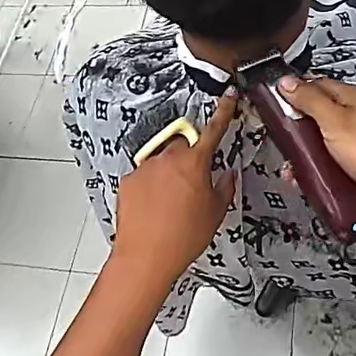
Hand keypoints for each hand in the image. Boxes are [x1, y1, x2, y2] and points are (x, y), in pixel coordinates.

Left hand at [111, 91, 238, 288]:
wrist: (145, 258)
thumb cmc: (182, 237)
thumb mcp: (216, 211)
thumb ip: (224, 186)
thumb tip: (227, 175)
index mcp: (194, 162)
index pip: (213, 129)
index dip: (223, 111)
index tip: (228, 97)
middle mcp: (168, 159)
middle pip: (185, 145)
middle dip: (192, 156)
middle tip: (197, 179)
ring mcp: (145, 168)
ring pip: (163, 160)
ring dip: (171, 172)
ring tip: (174, 201)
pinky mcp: (128, 181)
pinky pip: (145, 175)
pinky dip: (152, 185)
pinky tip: (157, 206)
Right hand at [274, 75, 355, 207]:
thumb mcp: (334, 120)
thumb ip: (309, 99)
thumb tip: (287, 82)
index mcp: (350, 97)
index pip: (315, 83)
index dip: (293, 90)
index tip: (274, 101)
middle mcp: (352, 115)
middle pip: (314, 112)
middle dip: (295, 124)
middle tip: (281, 134)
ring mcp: (351, 139)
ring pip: (317, 138)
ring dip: (302, 149)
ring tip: (291, 160)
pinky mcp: (350, 160)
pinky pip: (325, 158)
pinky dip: (312, 165)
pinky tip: (303, 174)